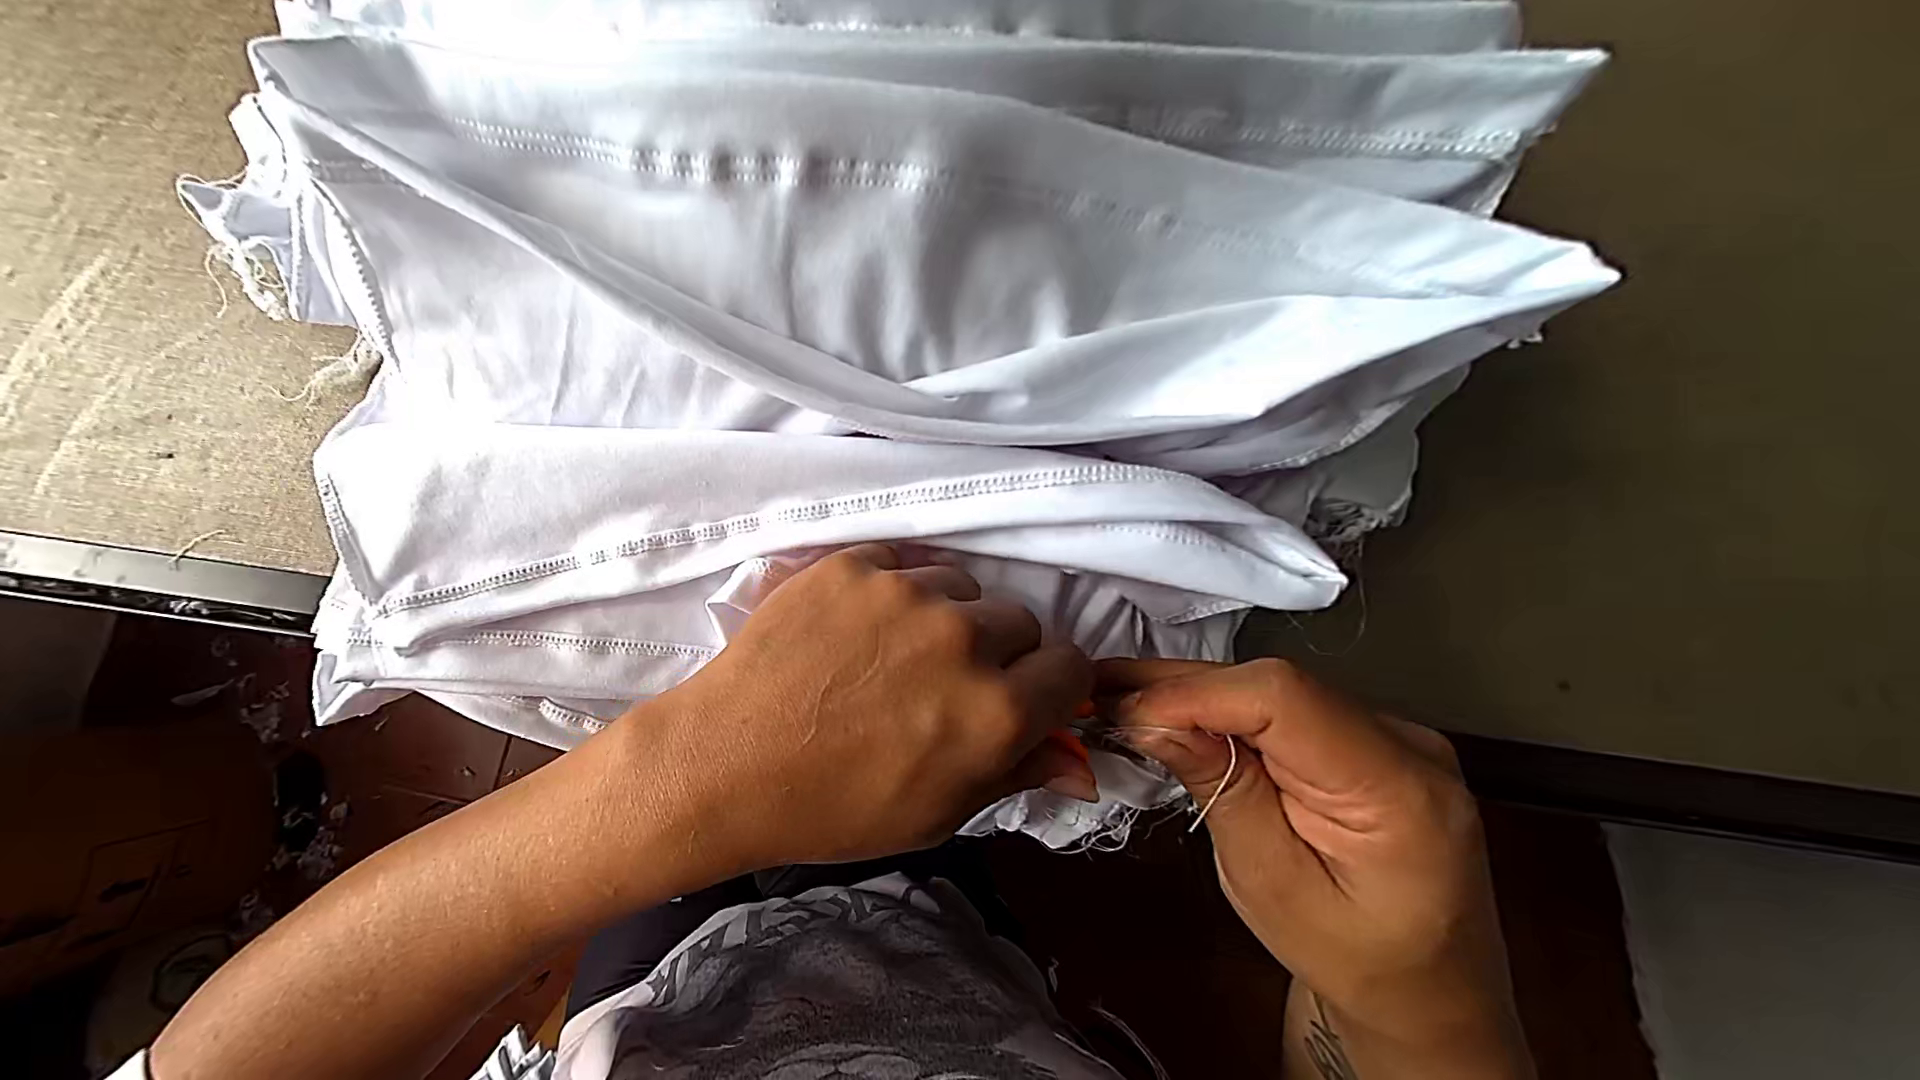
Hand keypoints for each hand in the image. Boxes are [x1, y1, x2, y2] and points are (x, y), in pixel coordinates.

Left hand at [615, 544, 1096, 873]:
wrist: (725, 764)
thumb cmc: (835, 807)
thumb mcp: (938, 813)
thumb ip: (1018, 773)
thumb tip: (1082, 767)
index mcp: (997, 711)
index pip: (1072, 666)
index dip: (1050, 685)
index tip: (1022, 695)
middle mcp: (964, 640)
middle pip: (1022, 621)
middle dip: (1000, 651)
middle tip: (946, 679)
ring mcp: (907, 593)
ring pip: (964, 588)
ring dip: (947, 616)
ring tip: (895, 651)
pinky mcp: (856, 565)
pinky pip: (905, 564)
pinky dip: (893, 592)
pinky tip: (857, 627)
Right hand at [1102, 658, 1530, 1079]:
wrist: (1429, 988)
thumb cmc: (1352, 959)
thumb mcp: (1271, 885)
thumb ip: (1220, 791)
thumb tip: (1150, 720)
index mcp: (1397, 789)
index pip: (1284, 699)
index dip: (1195, 692)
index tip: (1123, 708)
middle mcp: (1404, 739)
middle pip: (1272, 683)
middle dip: (1180, 685)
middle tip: (1101, 688)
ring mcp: (1390, 729)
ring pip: (1270, 685)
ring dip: (1193, 691)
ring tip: (1123, 695)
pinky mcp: (1365, 732)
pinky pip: (1282, 702)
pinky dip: (1221, 705)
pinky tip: (1175, 709)